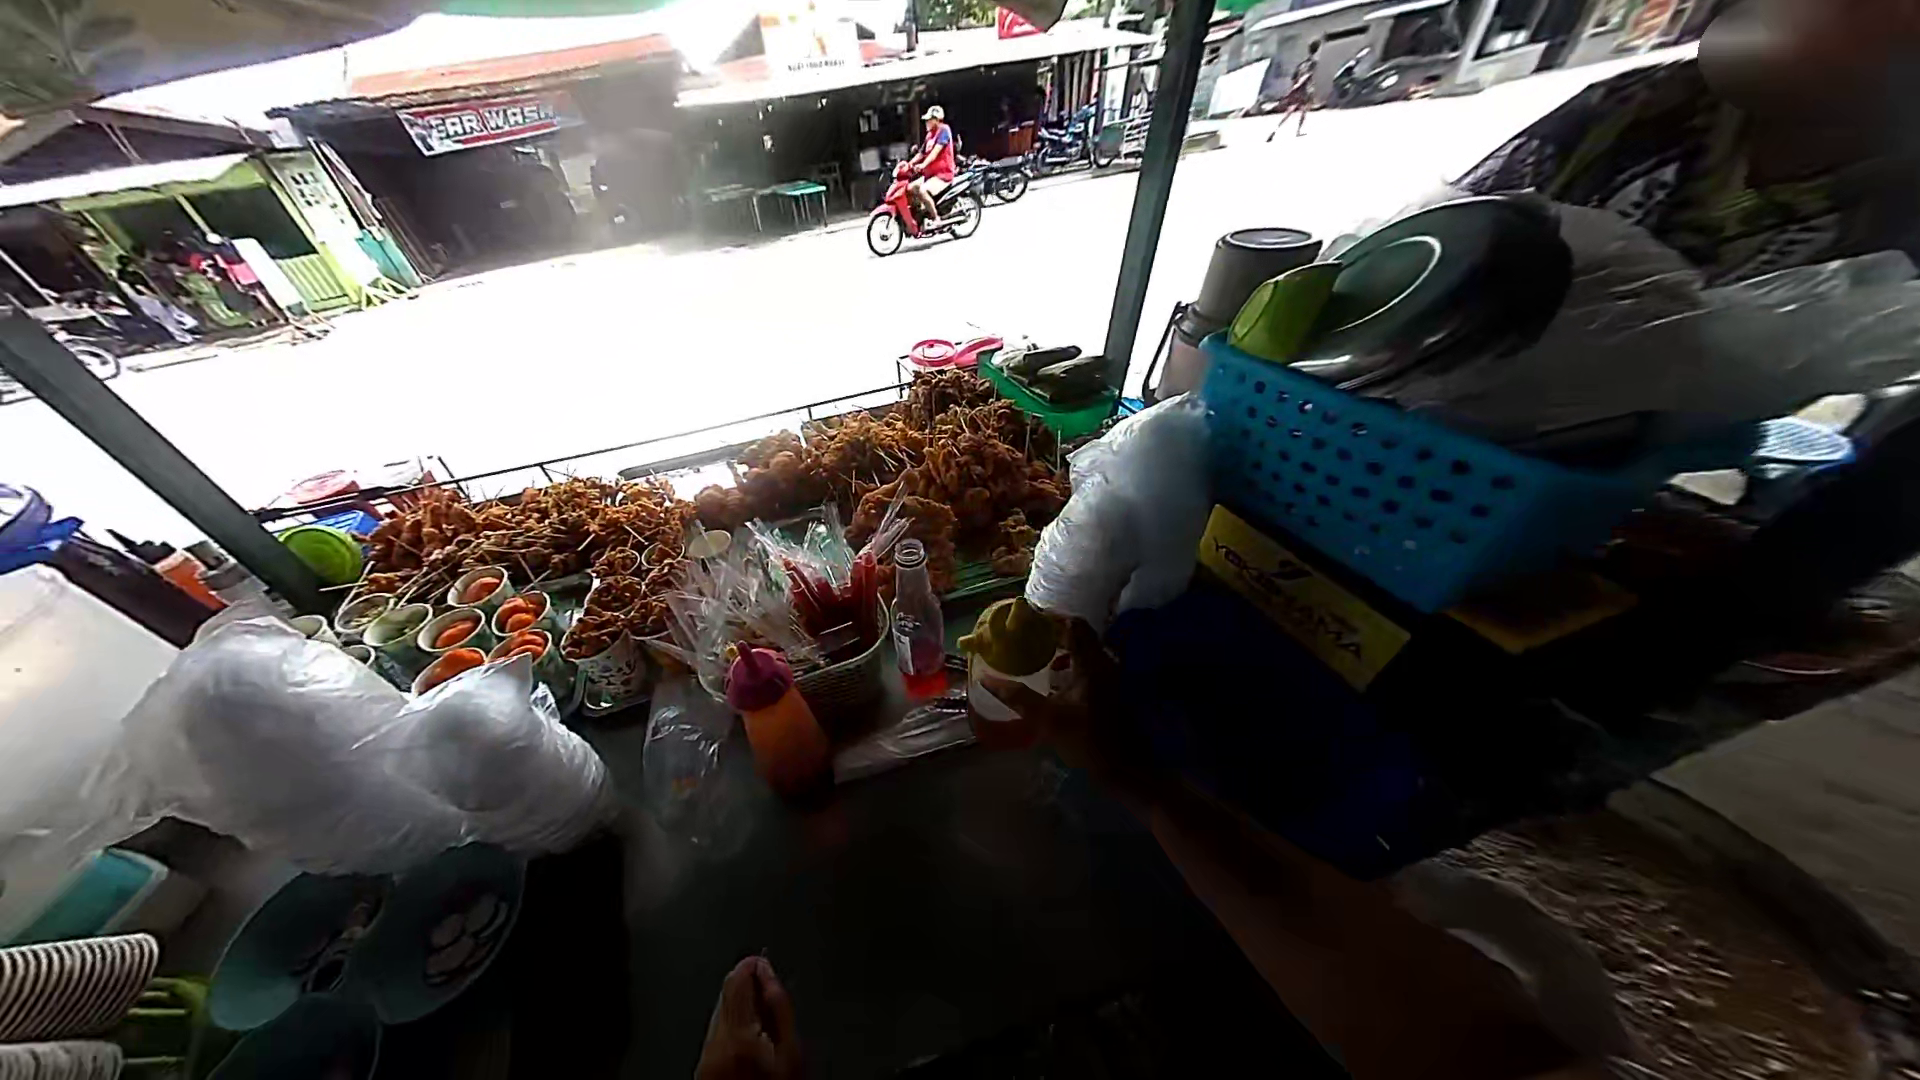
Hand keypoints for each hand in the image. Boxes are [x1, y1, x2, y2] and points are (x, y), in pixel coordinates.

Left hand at [695, 956, 801, 1079]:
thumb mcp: (792, 1050)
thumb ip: (780, 1004)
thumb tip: (767, 972)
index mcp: (738, 1037)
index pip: (736, 978)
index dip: (753, 965)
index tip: (764, 964)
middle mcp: (714, 1046)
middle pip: (726, 992)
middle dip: (748, 988)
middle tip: (769, 997)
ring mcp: (704, 1060)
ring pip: (720, 1011)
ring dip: (740, 1007)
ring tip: (762, 1024)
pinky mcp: (701, 1070)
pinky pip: (717, 1032)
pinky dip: (733, 1026)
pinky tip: (749, 1040)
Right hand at [980, 620, 1164, 810]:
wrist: (1125, 766)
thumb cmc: (1087, 740)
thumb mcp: (1048, 719)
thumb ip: (1018, 697)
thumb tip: (988, 680)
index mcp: (1092, 662)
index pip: (1072, 624)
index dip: (1048, 616)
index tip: (1024, 617)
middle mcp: (1104, 660)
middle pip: (1078, 631)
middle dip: (1051, 629)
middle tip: (1024, 632)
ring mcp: (1110, 672)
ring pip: (1083, 645)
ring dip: (1060, 643)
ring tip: (1033, 648)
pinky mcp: (1110, 684)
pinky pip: (1087, 659)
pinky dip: (1069, 657)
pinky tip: (1051, 672)